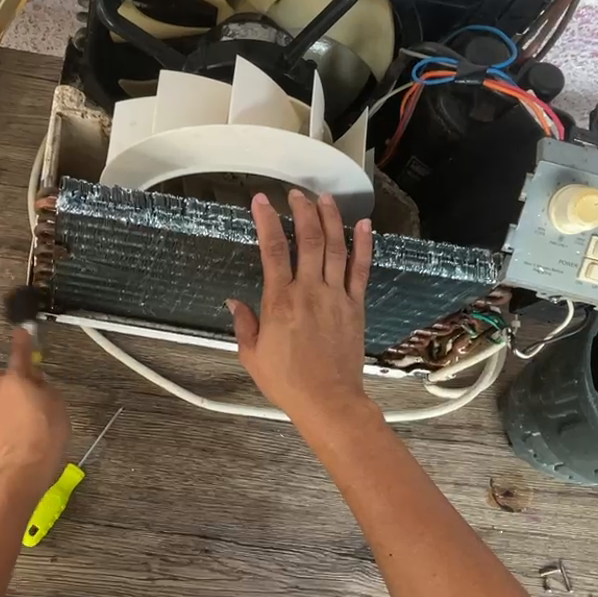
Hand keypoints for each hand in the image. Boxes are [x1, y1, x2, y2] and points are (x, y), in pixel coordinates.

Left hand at [0, 328, 69, 493]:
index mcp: (16, 380)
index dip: (22, 341)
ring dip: (11, 399)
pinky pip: (0, 415)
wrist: (26, 466)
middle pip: (1, 376)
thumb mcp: (57, 402)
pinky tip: (23, 429)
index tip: (21, 331)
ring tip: (30, 413)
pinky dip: (9, 417)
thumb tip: (37, 384)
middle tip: (28, 387)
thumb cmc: (47, 431)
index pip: (19, 353)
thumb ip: (45, 387)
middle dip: (11, 378)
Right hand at [228, 189, 374, 427]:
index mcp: (279, 302)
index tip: (261, 201)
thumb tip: (234, 302)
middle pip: (307, 240)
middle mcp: (309, 292)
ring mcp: (336, 297)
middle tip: (295, 195)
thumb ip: (244, 324)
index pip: (271, 251)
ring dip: (329, 219)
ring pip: (335, 247)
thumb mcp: (252, 355)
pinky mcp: (356, 306)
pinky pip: (361, 269)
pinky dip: (363, 245)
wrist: (328, 401)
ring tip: (323, 199)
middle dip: (301, 211)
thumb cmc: (287, 382)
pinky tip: (363, 225)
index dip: (266, 221)